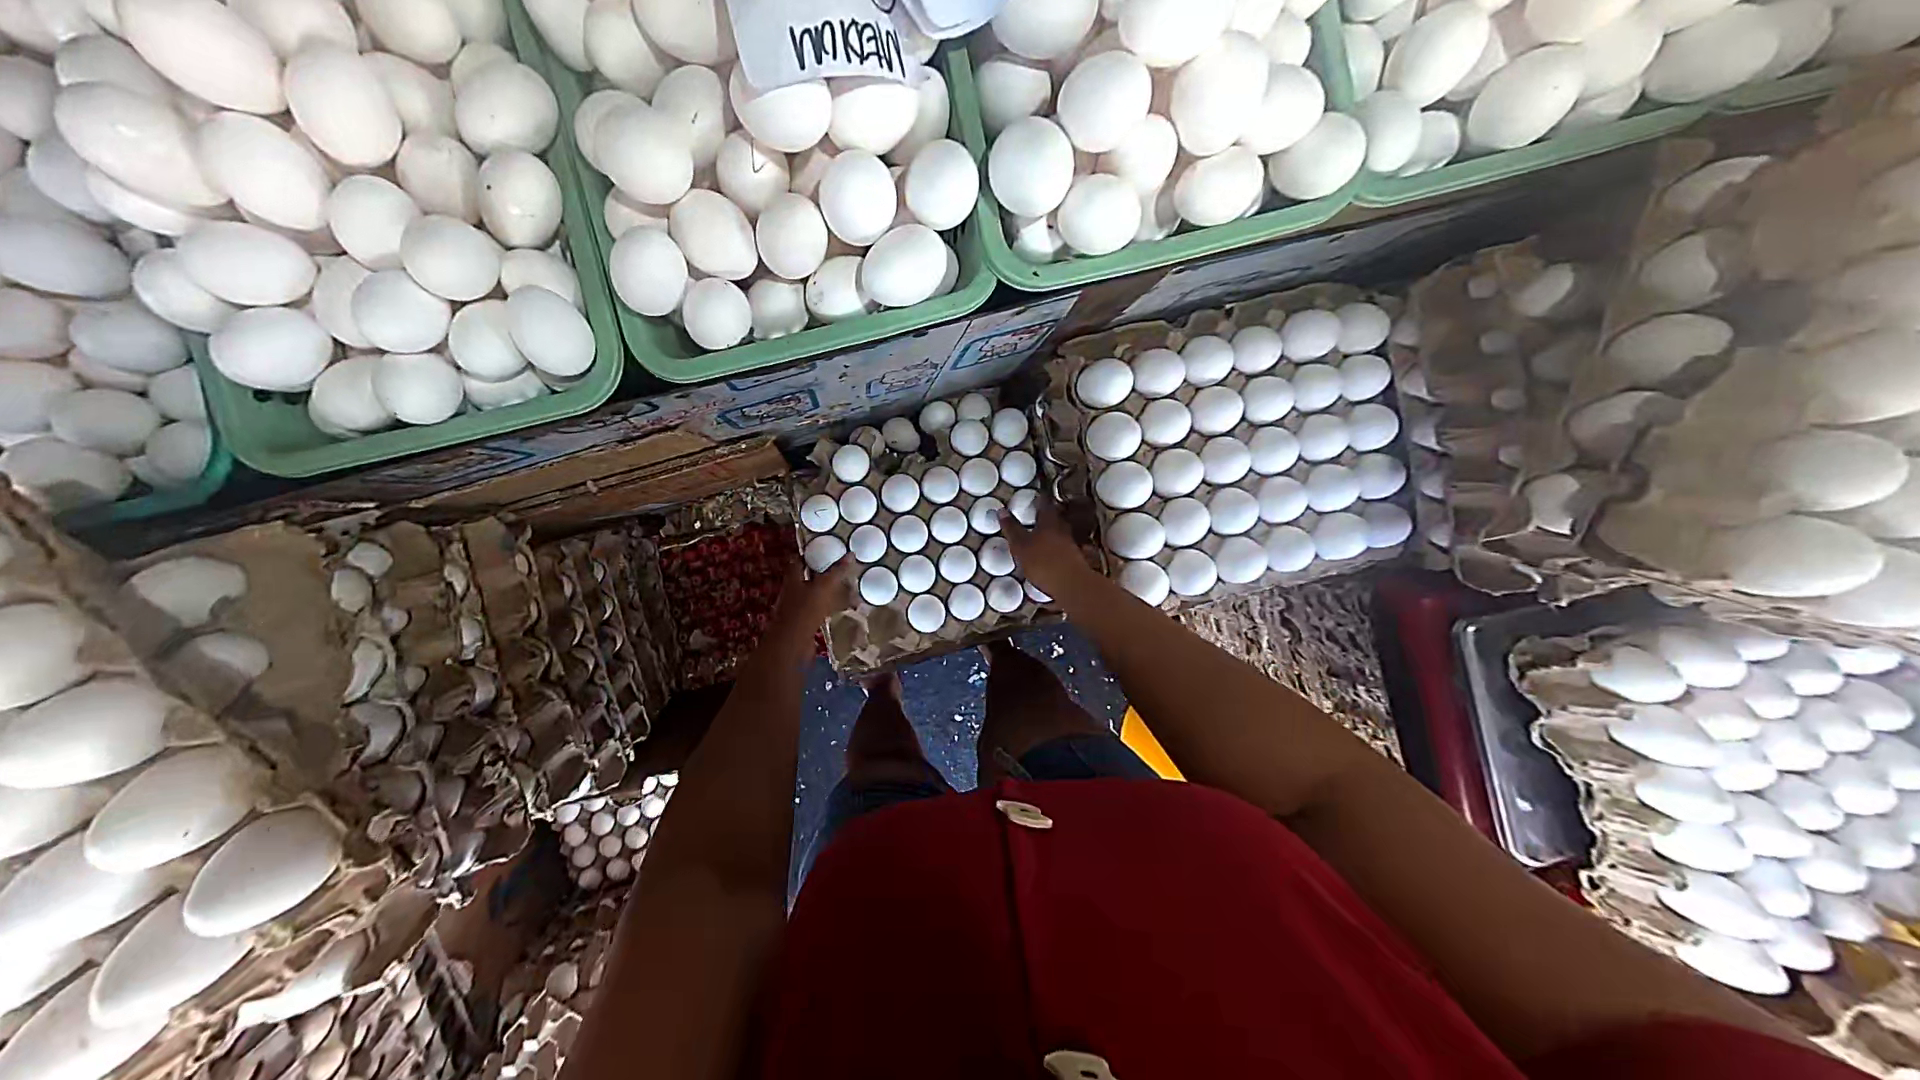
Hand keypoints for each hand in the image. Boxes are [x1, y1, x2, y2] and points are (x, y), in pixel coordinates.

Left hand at [770, 555, 853, 637]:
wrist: (792, 644)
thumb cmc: (805, 610)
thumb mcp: (824, 587)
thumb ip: (837, 571)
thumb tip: (850, 554)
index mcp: (792, 579)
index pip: (797, 560)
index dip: (808, 554)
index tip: (823, 549)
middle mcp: (791, 591)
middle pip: (804, 577)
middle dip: (818, 573)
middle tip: (836, 569)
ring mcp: (795, 609)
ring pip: (811, 595)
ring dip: (823, 592)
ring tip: (841, 588)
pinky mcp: (801, 624)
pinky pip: (815, 611)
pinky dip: (826, 608)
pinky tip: (837, 609)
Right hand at [998, 498, 1096, 599]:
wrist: (1071, 585)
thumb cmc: (1044, 562)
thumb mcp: (1020, 545)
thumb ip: (1011, 528)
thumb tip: (1002, 511)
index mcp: (1049, 521)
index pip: (1044, 503)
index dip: (1039, 499)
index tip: (1035, 496)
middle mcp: (1063, 529)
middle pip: (1056, 517)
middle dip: (1047, 515)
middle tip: (1038, 515)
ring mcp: (1073, 545)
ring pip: (1062, 533)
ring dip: (1054, 533)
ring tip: (1043, 536)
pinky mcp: (1077, 560)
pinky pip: (1066, 549)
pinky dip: (1058, 549)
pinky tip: (1052, 556)